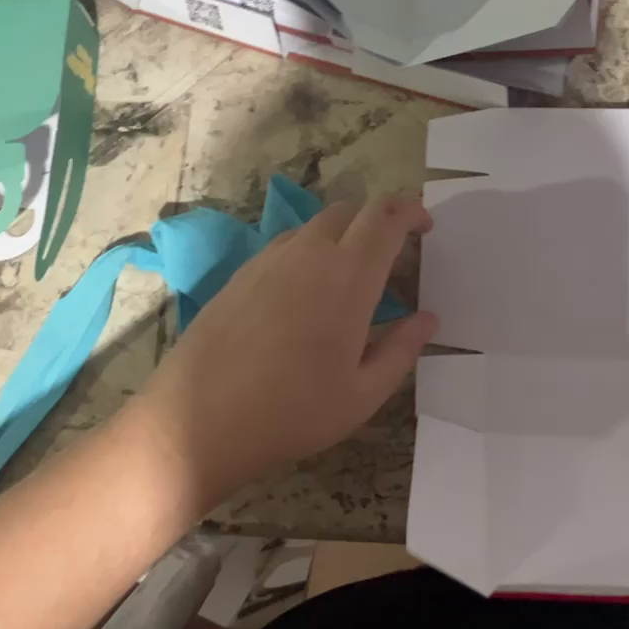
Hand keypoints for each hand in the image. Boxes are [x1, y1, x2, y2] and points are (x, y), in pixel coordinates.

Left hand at [123, 195, 438, 509]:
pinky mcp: (242, 274)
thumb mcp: (363, 394)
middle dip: (381, 217)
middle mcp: (310, 253)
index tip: (425, 225)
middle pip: (352, 209)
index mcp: (350, 276)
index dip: (411, 212)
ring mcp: (270, 260)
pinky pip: (287, 244)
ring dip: (345, 233)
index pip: (386, 219)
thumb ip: (402, 350)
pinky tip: (308, 291)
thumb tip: (427, 319)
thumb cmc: (293, 411)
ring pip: (317, 224)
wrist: (200, 418)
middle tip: (396, 249)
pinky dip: (311, 249)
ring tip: (354, 273)